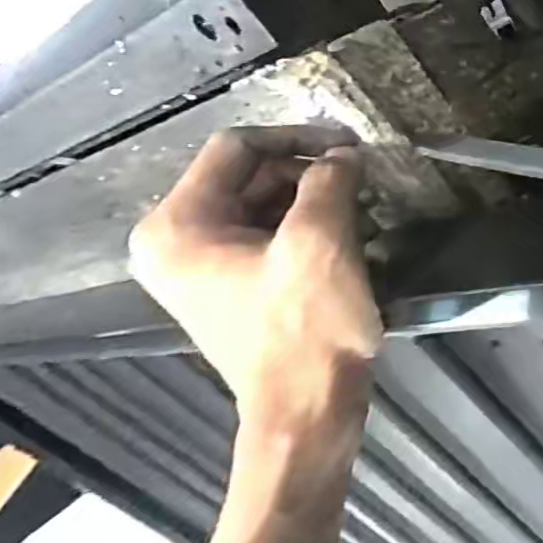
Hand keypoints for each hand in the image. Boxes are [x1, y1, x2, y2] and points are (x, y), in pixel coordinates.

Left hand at [129, 126, 381, 424]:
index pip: (238, 147)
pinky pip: (274, 228)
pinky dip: (314, 223)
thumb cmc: (304, 326)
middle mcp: (178, 240)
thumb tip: (344, 153)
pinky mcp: (236, 280)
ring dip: (320, 199)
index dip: (298, 136)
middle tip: (363, 184)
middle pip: (254, 172)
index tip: (352, 147)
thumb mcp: (321, 240)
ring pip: (269, 199)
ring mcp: (206, 263)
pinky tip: (351, 238)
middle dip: (312, 173)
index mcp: (178, 227)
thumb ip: (330, 179)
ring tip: (363, 215)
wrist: (307, 406)